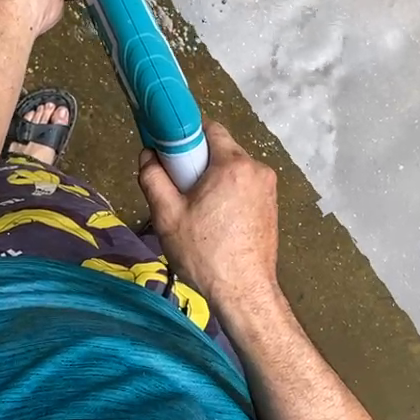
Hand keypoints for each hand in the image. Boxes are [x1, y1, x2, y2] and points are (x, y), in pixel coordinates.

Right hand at [137, 121, 285, 326]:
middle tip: (178, 190)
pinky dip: (227, 196)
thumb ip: (153, 178)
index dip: (185, 135)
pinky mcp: (271, 207)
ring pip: (232, 170)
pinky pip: (243, 188)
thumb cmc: (205, 254)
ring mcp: (268, 189)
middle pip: (220, 150)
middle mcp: (257, 170)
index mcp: (233, 164)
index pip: (208, 127)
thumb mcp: (167, 215)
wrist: (244, 292)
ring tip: (195, 212)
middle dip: (197, 162)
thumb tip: (148, 155)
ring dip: (212, 181)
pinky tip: (214, 222)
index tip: (168, 152)